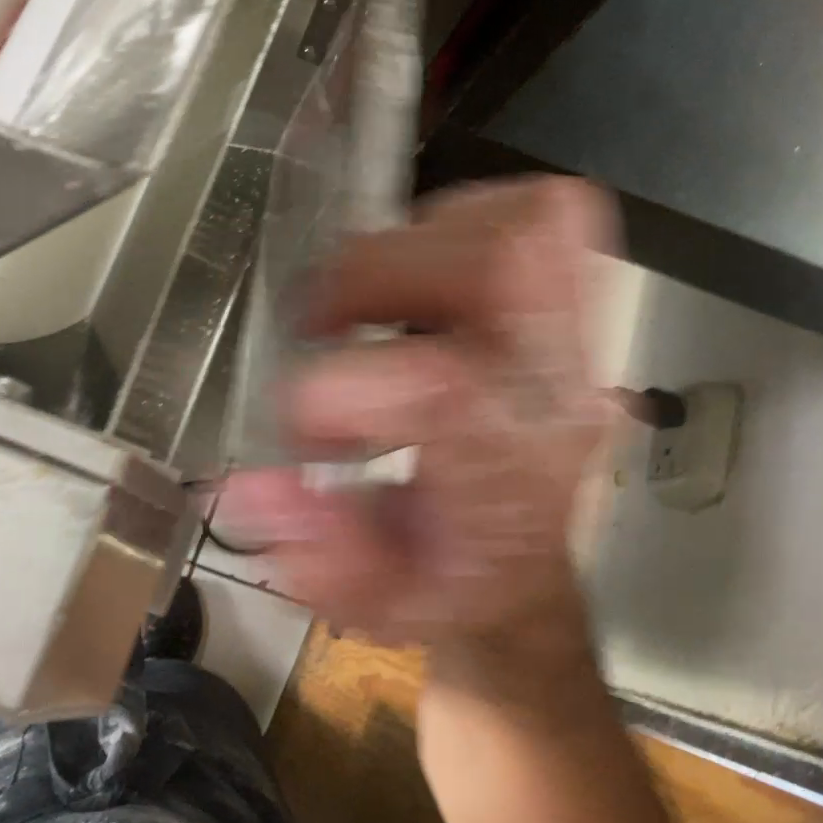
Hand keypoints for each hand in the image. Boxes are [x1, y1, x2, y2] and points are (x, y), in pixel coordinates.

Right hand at [224, 178, 616, 646]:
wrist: (525, 574)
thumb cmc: (451, 587)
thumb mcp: (380, 605)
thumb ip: (322, 560)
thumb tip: (251, 489)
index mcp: (508, 472)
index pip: (446, 386)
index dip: (344, 388)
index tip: (303, 431)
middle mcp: (551, 393)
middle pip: (501, 260)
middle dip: (382, 269)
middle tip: (323, 320)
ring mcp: (570, 342)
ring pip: (523, 221)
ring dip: (419, 241)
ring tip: (369, 301)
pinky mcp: (568, 310)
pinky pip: (537, 217)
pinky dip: (459, 227)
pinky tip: (414, 282)